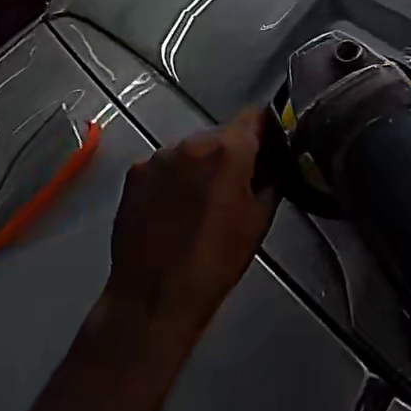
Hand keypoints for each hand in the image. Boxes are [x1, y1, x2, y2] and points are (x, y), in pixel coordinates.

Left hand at [104, 107, 279, 328]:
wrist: (155, 294)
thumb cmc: (217, 261)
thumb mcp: (259, 220)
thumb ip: (271, 178)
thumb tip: (275, 158)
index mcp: (229, 149)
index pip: (255, 116)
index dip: (266, 128)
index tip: (270, 144)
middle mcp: (193, 141)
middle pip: (220, 135)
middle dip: (229, 154)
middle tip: (233, 187)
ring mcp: (160, 155)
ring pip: (190, 150)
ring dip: (198, 166)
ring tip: (198, 204)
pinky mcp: (135, 171)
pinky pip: (163, 166)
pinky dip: (171, 179)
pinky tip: (171, 210)